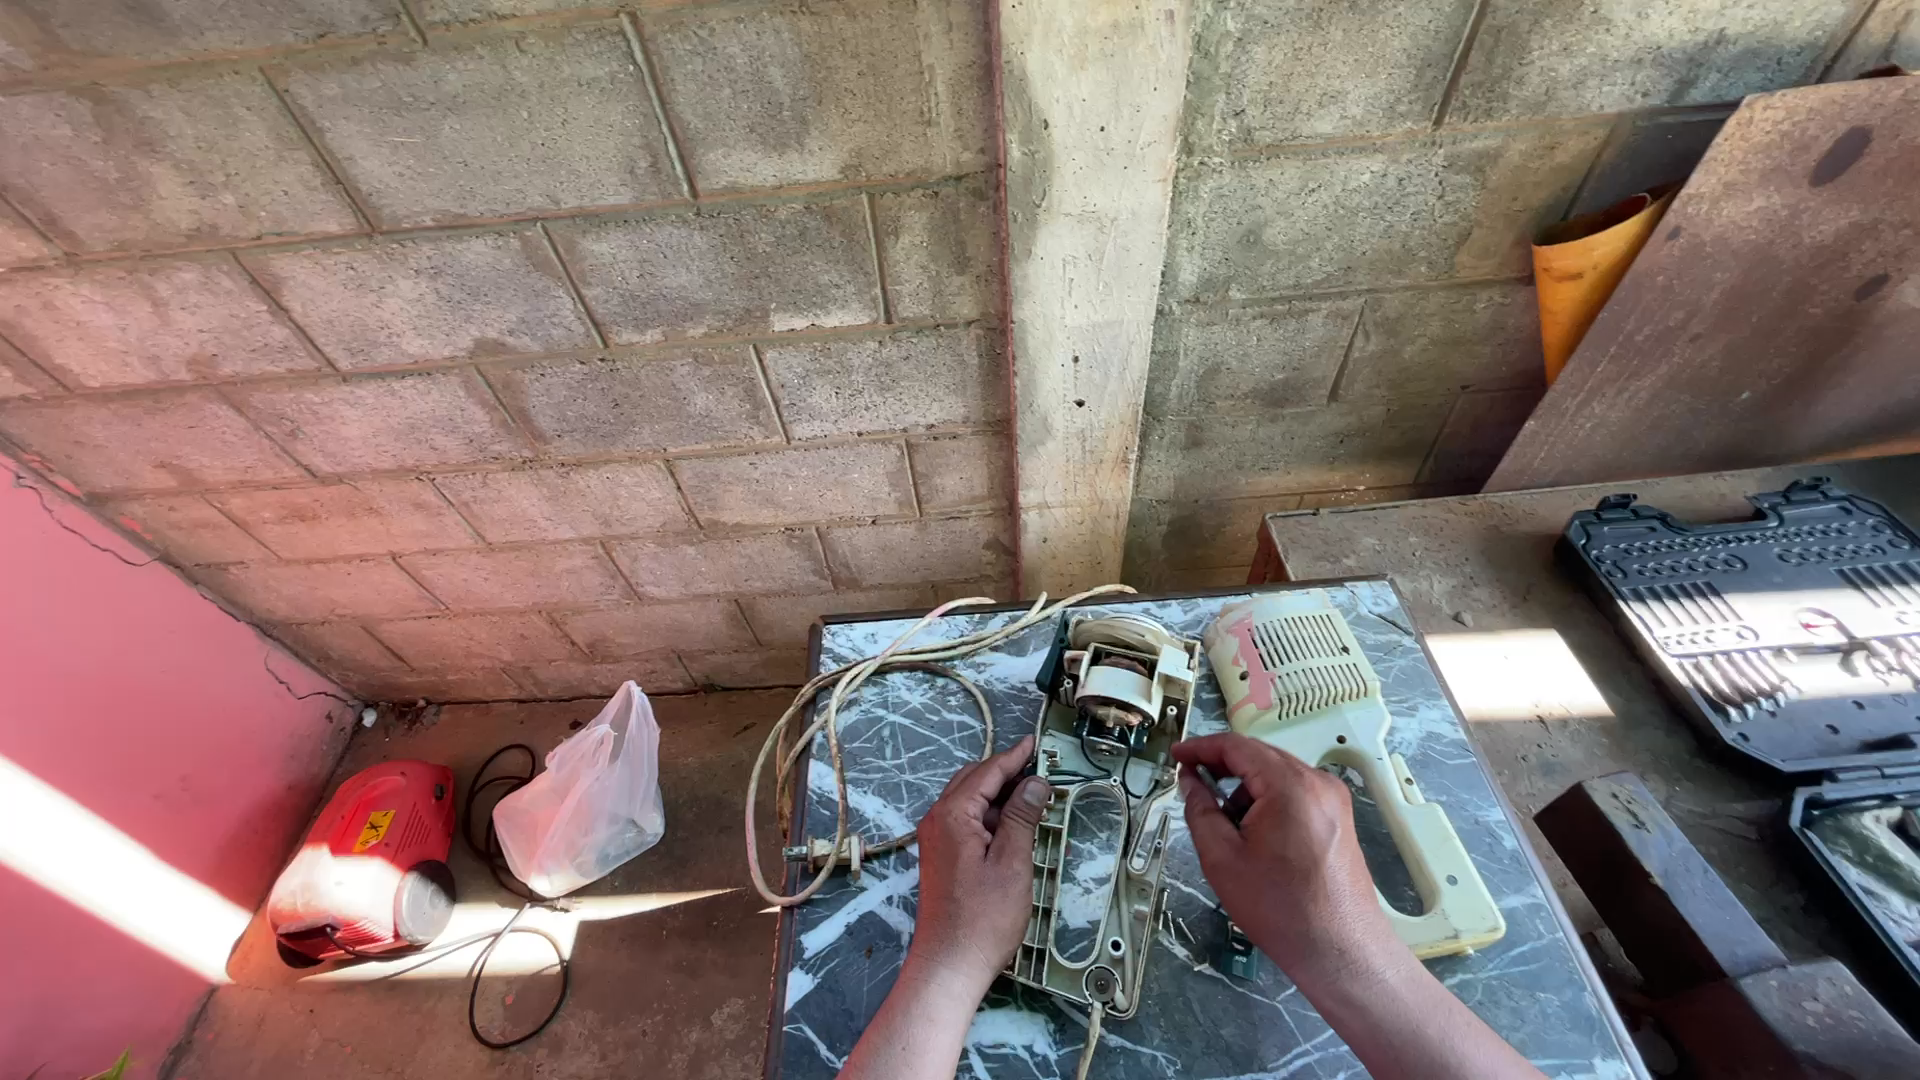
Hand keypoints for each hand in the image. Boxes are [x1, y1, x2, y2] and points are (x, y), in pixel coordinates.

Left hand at [907, 734, 1050, 994]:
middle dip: (1005, 773)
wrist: (948, 964)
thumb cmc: (982, 919)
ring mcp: (935, 837)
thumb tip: (1034, 782)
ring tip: (1030, 801)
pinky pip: (964, 820)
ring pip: (968, 799)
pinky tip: (1010, 828)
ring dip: (997, 796)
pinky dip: (988, 815)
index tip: (1034, 744)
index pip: (987, 773)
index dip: (1014, 757)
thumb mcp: (1013, 863)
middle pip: (973, 780)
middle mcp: (937, 819)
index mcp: (953, 815)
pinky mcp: (939, 854)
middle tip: (1038, 773)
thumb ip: (1022, 817)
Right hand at [1173, 733, 1402, 981]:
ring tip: (1222, 816)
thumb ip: (1200, 810)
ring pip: (1276, 771)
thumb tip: (1190, 781)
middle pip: (1259, 754)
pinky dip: (1266, 796)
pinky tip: (1252, 827)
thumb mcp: (1222, 858)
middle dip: (1221, 764)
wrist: (1342, 953)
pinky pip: (1294, 789)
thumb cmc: (1279, 907)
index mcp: (1289, 785)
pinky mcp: (1339, 816)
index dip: (1200, 747)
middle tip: (1190, 780)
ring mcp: (1333, 798)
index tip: (1176, 756)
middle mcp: (1317, 782)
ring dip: (1243, 782)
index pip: (1236, 746)